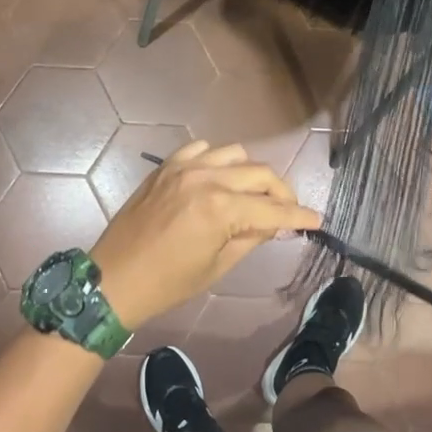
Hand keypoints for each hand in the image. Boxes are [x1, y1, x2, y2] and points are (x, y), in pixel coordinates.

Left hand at [91, 141, 321, 326]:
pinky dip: (217, 160)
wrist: (115, 279)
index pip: (273, 207)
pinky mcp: (166, 166)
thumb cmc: (169, 282)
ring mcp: (184, 168)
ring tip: (254, 193)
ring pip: (235, 154)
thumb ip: (252, 236)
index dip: (299, 215)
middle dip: (281, 192)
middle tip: (287, 210)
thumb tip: (275, 223)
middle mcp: (206, 179)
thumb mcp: (218, 265)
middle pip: (260, 173)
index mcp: (221, 209)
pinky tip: (220, 177)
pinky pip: (201, 149)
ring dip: (252, 172)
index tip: (316, 220)